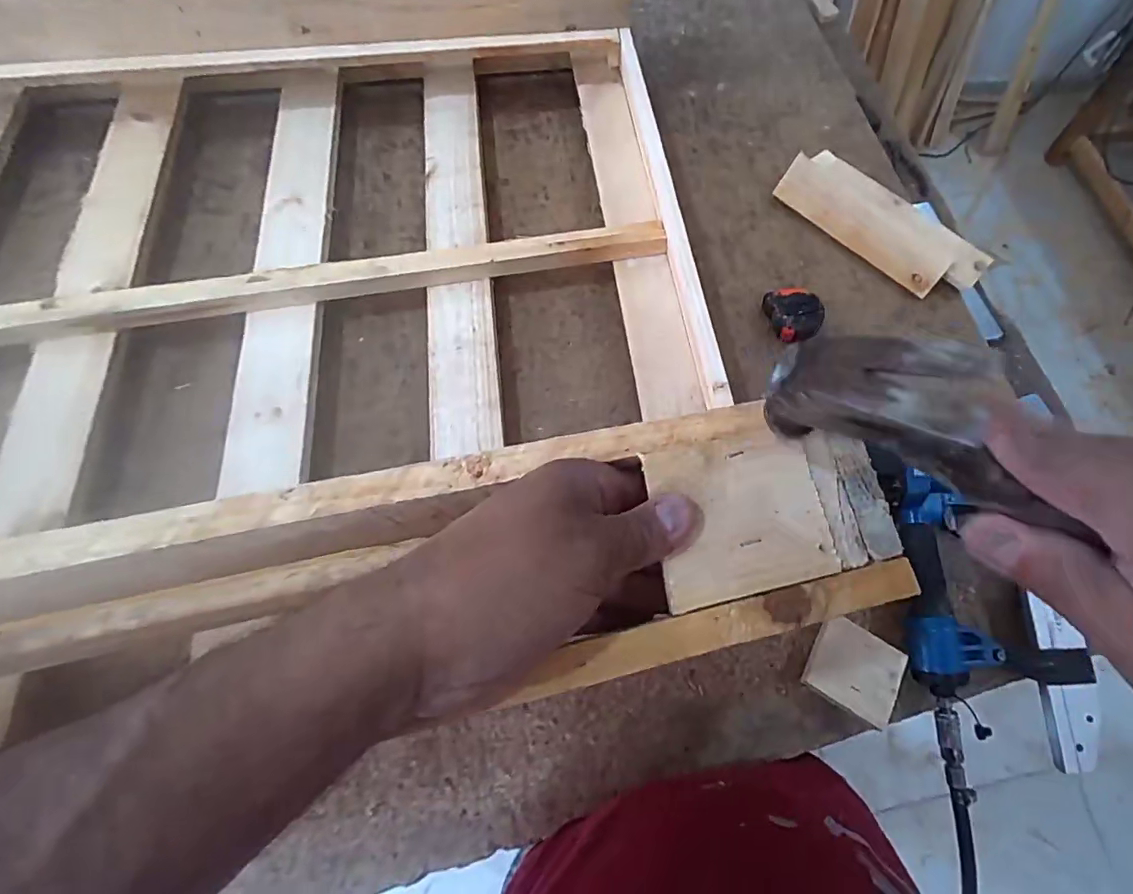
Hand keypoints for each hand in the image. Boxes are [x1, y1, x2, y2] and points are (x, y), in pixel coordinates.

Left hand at [396, 459, 700, 718]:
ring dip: (649, 588)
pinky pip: (590, 602)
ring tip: (699, 608)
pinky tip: (652, 631)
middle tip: (722, 578)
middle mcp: (563, 516)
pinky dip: (619, 614)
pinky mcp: (535, 605)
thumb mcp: (589, 554)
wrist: (408, 650)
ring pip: (613, 569)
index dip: (681, 505)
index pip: (644, 483)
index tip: (724, 530)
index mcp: (575, 486)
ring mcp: (548, 563)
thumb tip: (689, 504)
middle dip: (670, 552)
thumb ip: (643, 532)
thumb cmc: (510, 584)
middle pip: (630, 527)